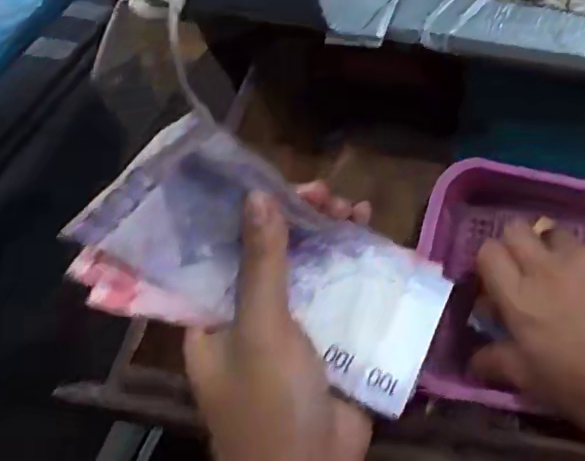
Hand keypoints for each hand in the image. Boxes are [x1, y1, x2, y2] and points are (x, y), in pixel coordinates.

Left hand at [184, 183, 374, 460]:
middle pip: (274, 252)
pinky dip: (354, 255)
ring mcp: (293, 325)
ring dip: (331, 232)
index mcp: (214, 321)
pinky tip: (370, 230)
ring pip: (310, 263)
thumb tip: (257, 195)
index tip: (280, 184)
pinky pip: (340, 283)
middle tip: (326, 193)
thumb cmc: (270, 401)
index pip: (224, 253)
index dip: (250, 216)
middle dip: (300, 218)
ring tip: (353, 207)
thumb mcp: (263, 328)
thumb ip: (263, 261)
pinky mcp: (329, 332)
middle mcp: (249, 318)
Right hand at [471, 221, 584, 456]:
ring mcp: (584, 253)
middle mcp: (547, 268)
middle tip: (529, 274)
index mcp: (521, 302)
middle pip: (518, 228)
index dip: (491, 263)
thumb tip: (477, 356)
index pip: (489, 252)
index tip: (499, 283)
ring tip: (572, 280)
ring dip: (556, 251)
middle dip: (518, 244)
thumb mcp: (537, 386)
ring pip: (556, 233)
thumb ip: (503, 360)